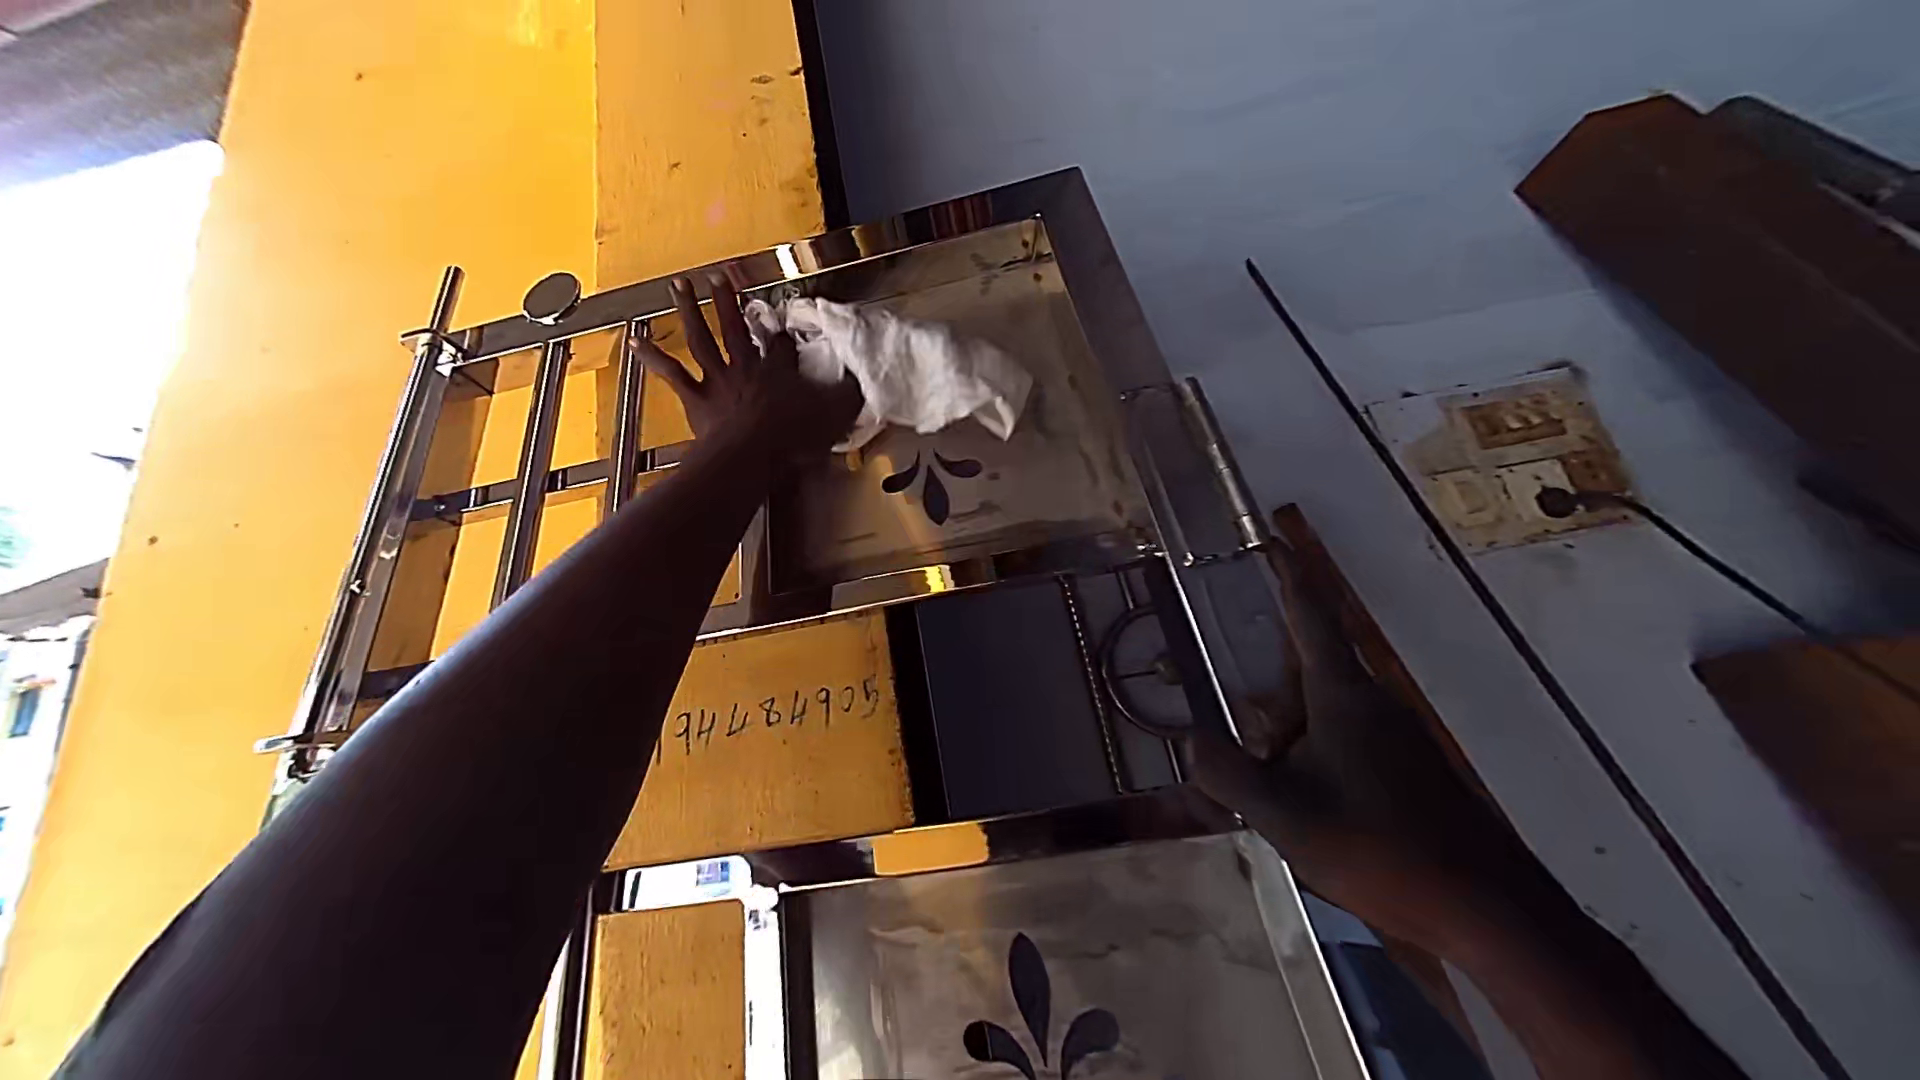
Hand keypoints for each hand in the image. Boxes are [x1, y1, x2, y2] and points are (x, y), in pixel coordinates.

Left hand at [634, 273, 861, 464]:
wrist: (752, 455)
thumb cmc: (792, 437)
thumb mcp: (834, 416)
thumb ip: (847, 398)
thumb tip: (862, 383)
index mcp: (779, 369)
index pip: (781, 343)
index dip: (782, 331)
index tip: (782, 322)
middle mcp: (746, 366)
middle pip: (735, 326)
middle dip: (727, 300)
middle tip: (718, 275)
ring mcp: (718, 380)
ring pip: (702, 338)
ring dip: (689, 310)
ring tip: (679, 285)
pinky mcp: (697, 398)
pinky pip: (672, 373)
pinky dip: (652, 356)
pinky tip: (635, 339)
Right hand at [1186, 544, 1541, 952]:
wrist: (1490, 913)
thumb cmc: (1382, 848)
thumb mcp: (1284, 814)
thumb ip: (1227, 773)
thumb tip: (1190, 739)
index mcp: (1343, 696)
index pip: (1311, 616)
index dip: (1290, 574)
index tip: (1272, 541)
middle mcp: (1371, 704)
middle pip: (1306, 667)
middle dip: (1264, 677)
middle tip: (1228, 699)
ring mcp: (1392, 738)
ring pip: (1320, 711)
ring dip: (1281, 730)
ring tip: (1254, 774)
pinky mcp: (1404, 770)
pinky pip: (1338, 740)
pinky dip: (1303, 754)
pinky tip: (1289, 800)